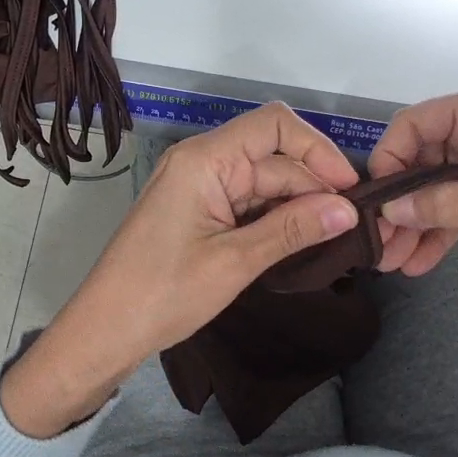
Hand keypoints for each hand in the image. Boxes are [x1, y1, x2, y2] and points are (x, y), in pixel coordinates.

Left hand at [0, 104, 360, 437]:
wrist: (104, 332)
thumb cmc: (162, 294)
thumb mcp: (234, 262)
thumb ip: (292, 229)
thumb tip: (347, 210)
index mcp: (204, 159)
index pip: (273, 124)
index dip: (316, 148)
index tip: (348, 188)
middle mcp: (203, 161)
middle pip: (273, 155)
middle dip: (314, 183)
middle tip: (353, 224)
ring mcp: (201, 185)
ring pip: (265, 180)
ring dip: (299, 203)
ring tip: (338, 234)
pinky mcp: (201, 209)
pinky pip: (249, 200)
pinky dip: (277, 216)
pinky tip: (305, 239)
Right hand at [368, 81, 457, 312]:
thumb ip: (445, 202)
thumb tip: (389, 213)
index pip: (417, 123)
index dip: (391, 159)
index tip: (374, 203)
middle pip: (422, 158)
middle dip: (401, 201)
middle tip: (378, 244)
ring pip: (437, 187)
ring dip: (417, 222)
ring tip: (393, 262)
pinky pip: (457, 206)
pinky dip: (441, 230)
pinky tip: (420, 262)